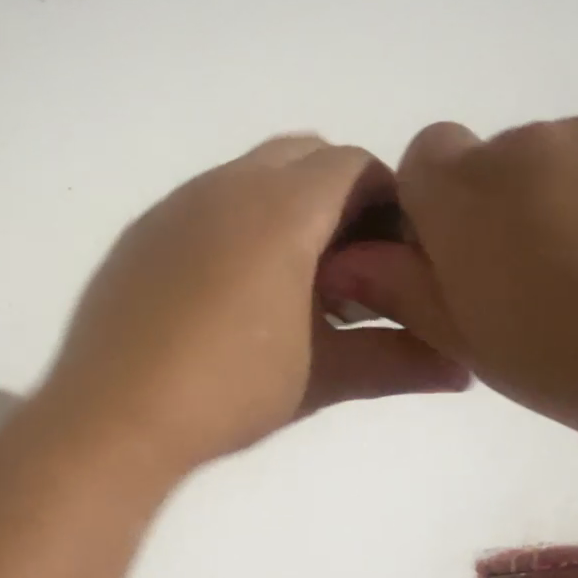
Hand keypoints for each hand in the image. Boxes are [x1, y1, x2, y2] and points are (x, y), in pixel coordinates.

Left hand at [38, 135, 469, 472]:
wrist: (113, 420)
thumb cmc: (228, 393)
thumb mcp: (320, 376)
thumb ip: (395, 362)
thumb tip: (463, 371)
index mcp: (281, 207)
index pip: (354, 164)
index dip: (386, 203)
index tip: (392, 261)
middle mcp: (224, 186)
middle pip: (302, 158)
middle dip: (335, 201)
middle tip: (344, 275)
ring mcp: (173, 207)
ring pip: (246, 178)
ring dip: (281, 213)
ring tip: (286, 292)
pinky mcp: (138, 238)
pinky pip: (200, 208)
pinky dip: (231, 230)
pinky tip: (226, 301)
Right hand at [318, 104, 577, 472]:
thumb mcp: (480, 349)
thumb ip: (408, 293)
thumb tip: (347, 261)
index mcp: (468, 198)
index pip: (423, 159)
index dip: (436, 209)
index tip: (467, 267)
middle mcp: (535, 142)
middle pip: (500, 163)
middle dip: (508, 212)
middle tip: (554, 292)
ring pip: (574, 158)